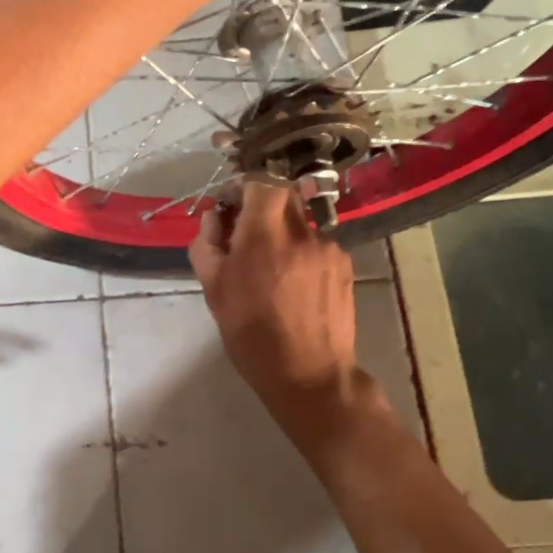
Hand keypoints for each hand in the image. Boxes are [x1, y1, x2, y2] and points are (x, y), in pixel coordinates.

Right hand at [189, 181, 374, 432]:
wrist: (309, 373)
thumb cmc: (251, 333)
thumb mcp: (214, 289)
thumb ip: (207, 244)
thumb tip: (213, 218)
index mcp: (265, 234)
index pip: (261, 179)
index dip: (244, 183)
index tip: (230, 202)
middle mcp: (302, 231)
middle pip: (283, 195)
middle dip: (261, 206)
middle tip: (244, 232)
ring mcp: (329, 247)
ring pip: (300, 222)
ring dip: (281, 232)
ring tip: (269, 267)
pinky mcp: (344, 265)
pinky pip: (316, 245)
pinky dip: (301, 252)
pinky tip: (293, 284)